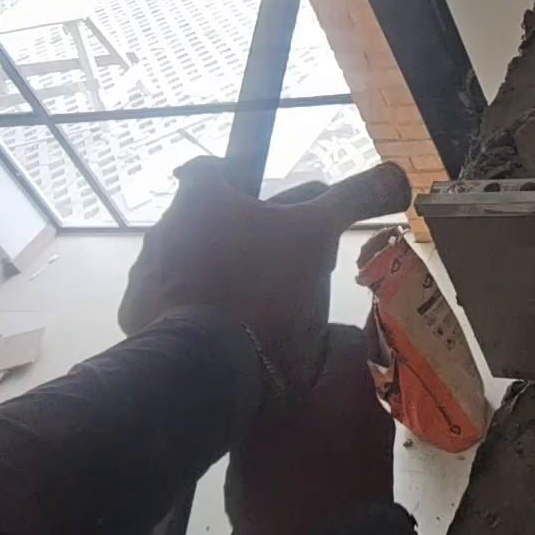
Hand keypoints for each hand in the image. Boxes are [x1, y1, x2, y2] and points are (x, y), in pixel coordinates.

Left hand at [119, 159, 409, 390]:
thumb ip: (351, 199)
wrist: (204, 367)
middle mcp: (165, 229)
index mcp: (202, 199)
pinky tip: (229, 323)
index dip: (232, 173)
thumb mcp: (317, 236)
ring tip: (257, 292)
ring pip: (189, 258)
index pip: (208, 168)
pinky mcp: (139, 317)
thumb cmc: (262, 286)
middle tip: (279, 249)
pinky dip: (199, 303)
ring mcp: (148, 275)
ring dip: (218, 266)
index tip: (255, 192)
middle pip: (204, 216)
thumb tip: (395, 173)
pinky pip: (174, 299)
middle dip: (240, 227)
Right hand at [225, 323, 394, 534]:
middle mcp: (371, 405)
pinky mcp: (372, 478)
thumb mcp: (258, 434)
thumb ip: (260, 392)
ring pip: (332, 424)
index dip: (309, 338)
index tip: (279, 353)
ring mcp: (376, 444)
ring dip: (299, 437)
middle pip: (336, 380)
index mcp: (350, 382)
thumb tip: (261, 368)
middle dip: (297, 394)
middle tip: (262, 413)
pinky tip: (272, 504)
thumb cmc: (294, 485)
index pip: (341, 335)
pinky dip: (310, 470)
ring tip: (259, 467)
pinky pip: (336, 460)